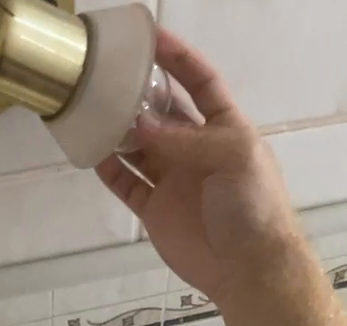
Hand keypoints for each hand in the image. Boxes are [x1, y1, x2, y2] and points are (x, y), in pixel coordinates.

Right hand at [95, 31, 308, 307]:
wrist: (246, 266)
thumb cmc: (251, 205)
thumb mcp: (233, 156)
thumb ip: (187, 139)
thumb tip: (139, 127)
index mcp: (223, 128)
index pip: (200, 83)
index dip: (178, 59)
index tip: (151, 38)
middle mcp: (195, 150)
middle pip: (162, 115)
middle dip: (139, 96)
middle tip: (110, 80)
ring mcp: (172, 181)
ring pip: (139, 148)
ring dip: (120, 132)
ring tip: (95, 113)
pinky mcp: (154, 211)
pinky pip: (127, 184)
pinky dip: (111, 170)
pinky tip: (94, 154)